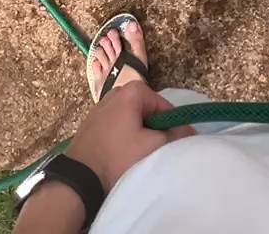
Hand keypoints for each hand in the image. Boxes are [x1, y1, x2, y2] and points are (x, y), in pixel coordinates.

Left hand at [63, 81, 194, 189]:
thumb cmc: (117, 157)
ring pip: (131, 119)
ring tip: (135, 154)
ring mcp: (100, 107)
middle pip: (147, 111)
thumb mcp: (152, 146)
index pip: (164, 106)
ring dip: (137, 133)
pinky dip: (121, 137)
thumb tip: (190, 129)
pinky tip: (119, 154)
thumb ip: (175, 134)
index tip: (170, 144)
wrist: (77, 180)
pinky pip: (115, 126)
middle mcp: (116, 91)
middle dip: (152, 129)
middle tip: (152, 150)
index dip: (171, 125)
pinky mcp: (90, 123)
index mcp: (133, 90)